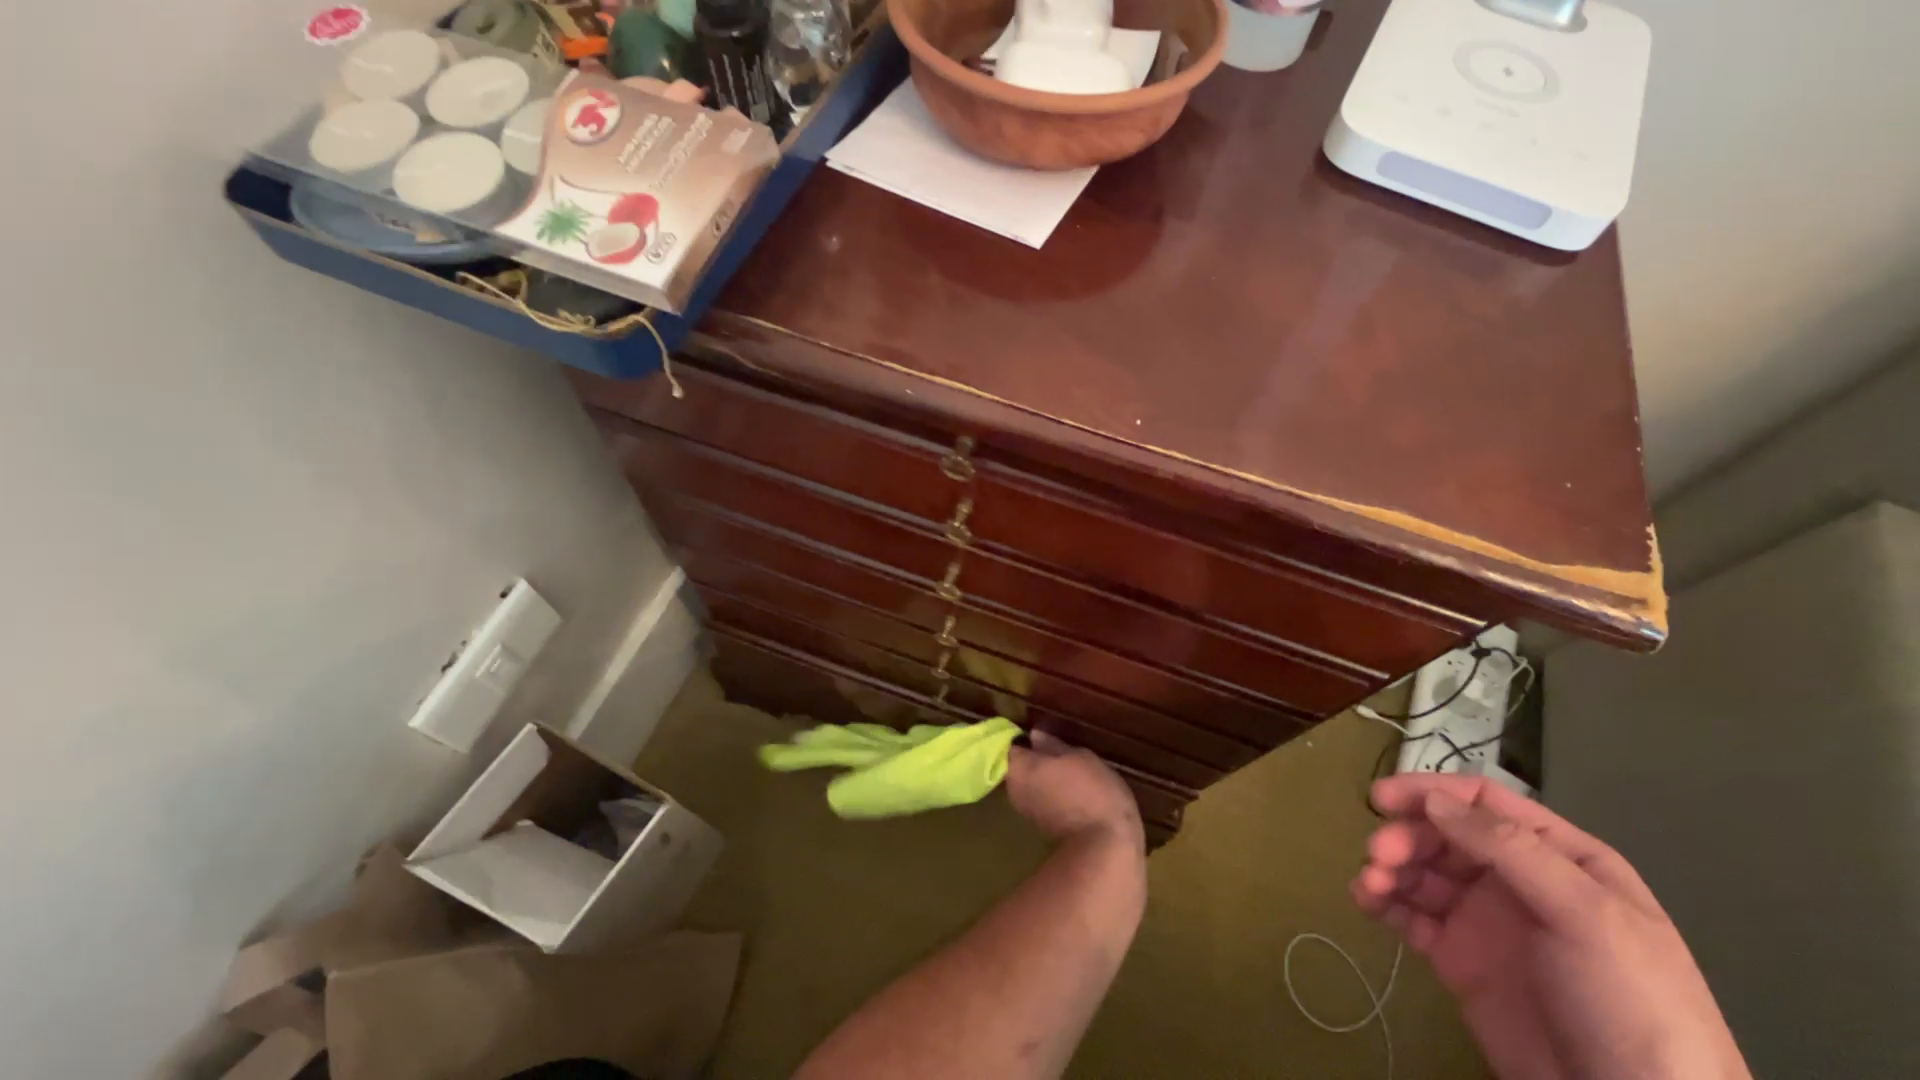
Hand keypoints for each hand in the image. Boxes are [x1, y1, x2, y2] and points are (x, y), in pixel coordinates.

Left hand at [1006, 730, 1143, 850]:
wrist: (1104, 847)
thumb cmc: (1093, 791)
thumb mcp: (1080, 757)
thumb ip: (1054, 745)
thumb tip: (1035, 735)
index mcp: (1019, 767)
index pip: (1013, 745)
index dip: (1028, 740)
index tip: (1047, 738)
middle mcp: (1014, 790)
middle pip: (1019, 767)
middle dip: (1035, 761)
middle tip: (1063, 756)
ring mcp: (1025, 812)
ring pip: (1030, 786)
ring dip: (1044, 780)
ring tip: (1071, 775)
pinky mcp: (1040, 829)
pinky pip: (1042, 802)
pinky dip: (1052, 796)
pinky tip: (1072, 795)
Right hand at [1354, 774, 1749, 1079]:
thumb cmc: (1628, 1000)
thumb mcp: (1585, 915)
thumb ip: (1510, 850)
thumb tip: (1435, 799)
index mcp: (1561, 859)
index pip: (1487, 804)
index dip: (1432, 792)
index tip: (1382, 797)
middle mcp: (1519, 881)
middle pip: (1447, 836)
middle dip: (1408, 837)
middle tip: (1378, 855)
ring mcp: (1488, 922)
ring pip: (1425, 874)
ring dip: (1391, 868)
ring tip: (1369, 884)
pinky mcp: (1461, 961)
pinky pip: (1414, 918)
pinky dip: (1385, 903)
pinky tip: (1366, 901)